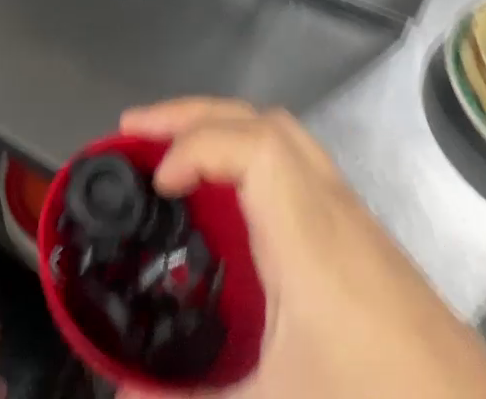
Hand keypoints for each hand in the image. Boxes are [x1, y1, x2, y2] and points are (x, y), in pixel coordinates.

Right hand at [118, 99, 485, 398]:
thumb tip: (119, 394)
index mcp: (312, 241)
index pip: (254, 146)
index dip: (193, 144)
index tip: (157, 183)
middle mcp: (335, 213)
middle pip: (264, 122)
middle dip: (192, 115)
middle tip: (134, 131)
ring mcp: (355, 220)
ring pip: (286, 136)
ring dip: (223, 128)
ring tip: (171, 150)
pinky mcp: (366, 238)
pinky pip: (298, 165)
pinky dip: (248, 156)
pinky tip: (226, 198)